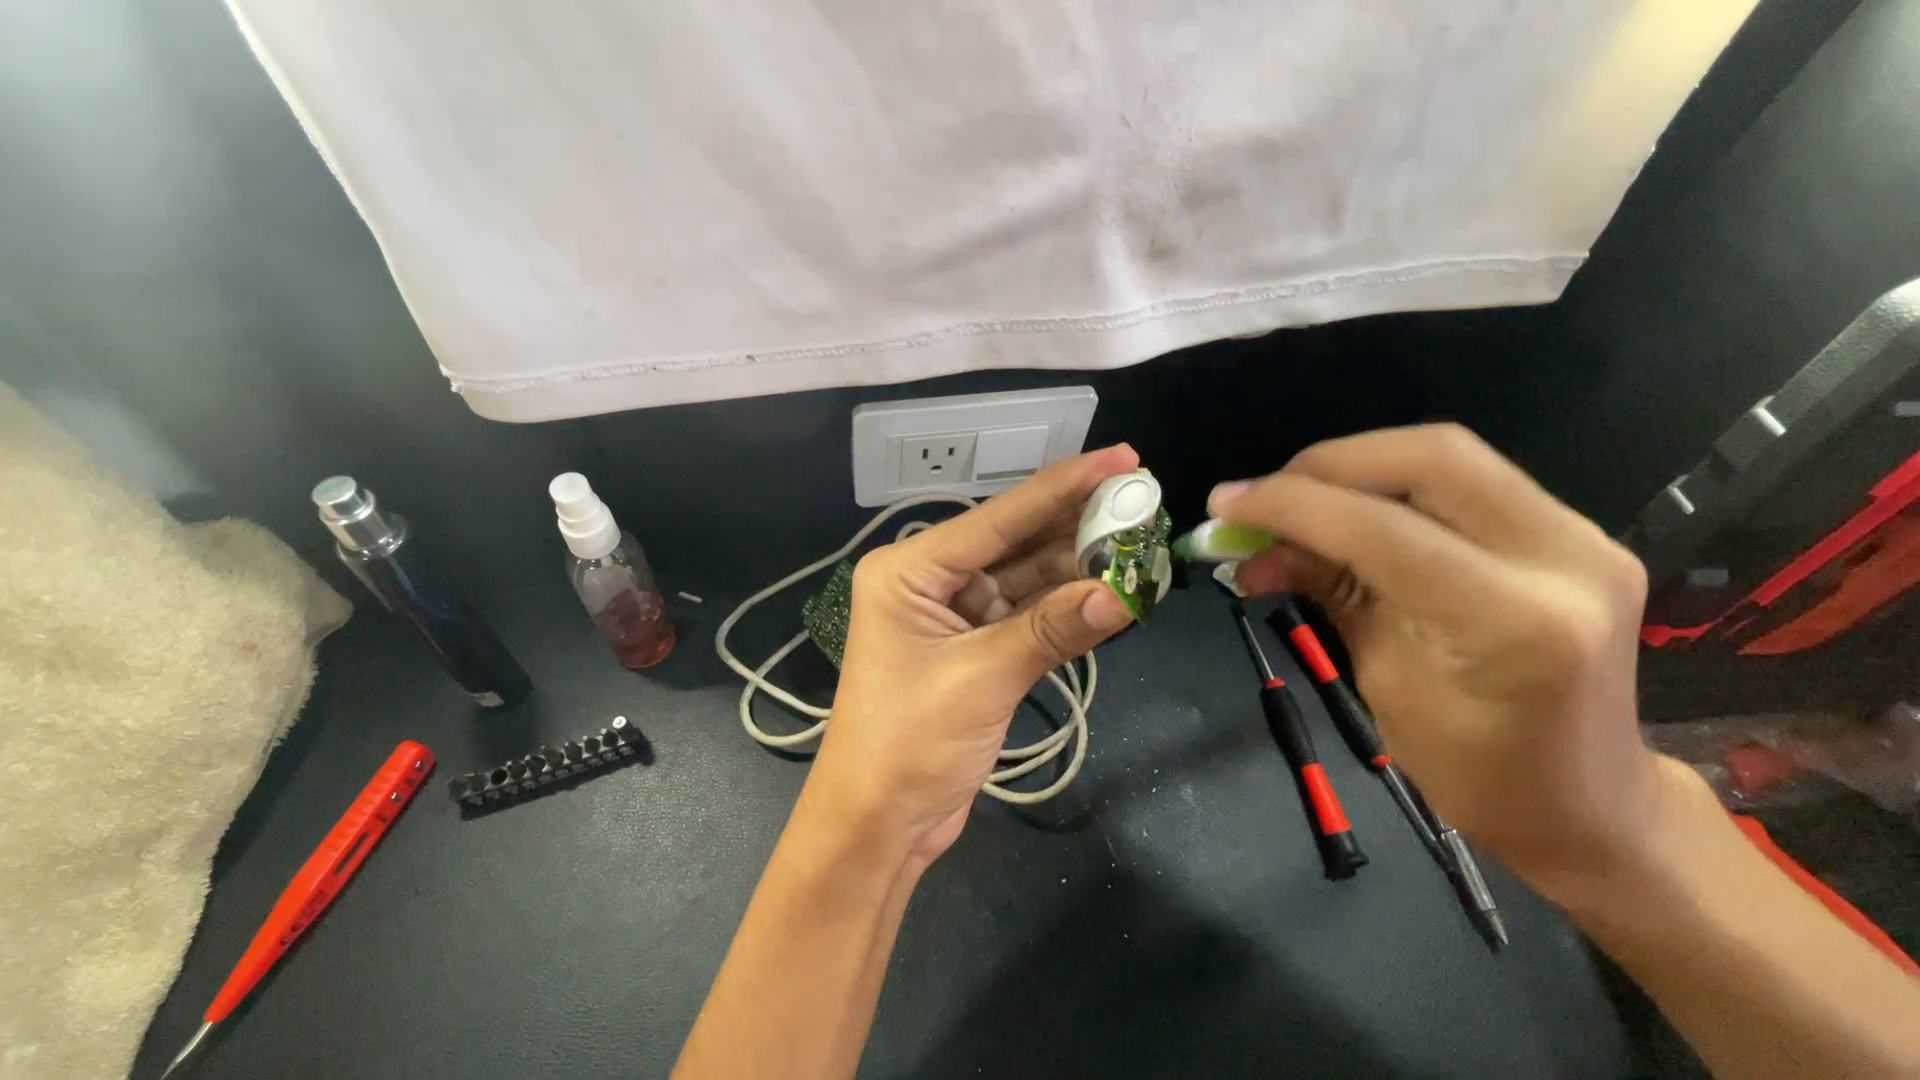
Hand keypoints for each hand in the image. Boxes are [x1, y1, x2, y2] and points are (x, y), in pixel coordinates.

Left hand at [808, 445, 1140, 862]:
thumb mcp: (981, 678)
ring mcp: (954, 617)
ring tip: (1140, 546)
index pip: (998, 517)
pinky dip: (1067, 610)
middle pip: (1015, 542)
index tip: (1122, 457)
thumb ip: (1052, 630)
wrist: (877, 822)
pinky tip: (1112, 593)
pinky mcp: (975, 651)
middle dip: (1077, 525)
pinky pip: (1028, 617)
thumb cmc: (909, 743)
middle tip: (1142, 502)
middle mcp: (930, 582)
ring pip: (1027, 580)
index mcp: (909, 570)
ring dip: (1079, 569)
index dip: (1063, 486)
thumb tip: (1125, 593)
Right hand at [1211, 424, 1662, 895]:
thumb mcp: (1381, 681)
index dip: (1291, 505)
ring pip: (1451, 456)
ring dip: (1360, 467)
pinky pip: (1470, 481)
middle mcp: (1561, 560)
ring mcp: (1582, 538)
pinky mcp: (1577, 532)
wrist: (1587, 802)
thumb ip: (1328, 593)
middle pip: (1430, 457)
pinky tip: (1354, 511)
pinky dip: (1396, 484)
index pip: (1382, 530)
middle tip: (1264, 494)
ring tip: (1299, 499)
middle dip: (1328, 465)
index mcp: (1510, 622)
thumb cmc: (1474, 772)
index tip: (1224, 505)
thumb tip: (1251, 551)